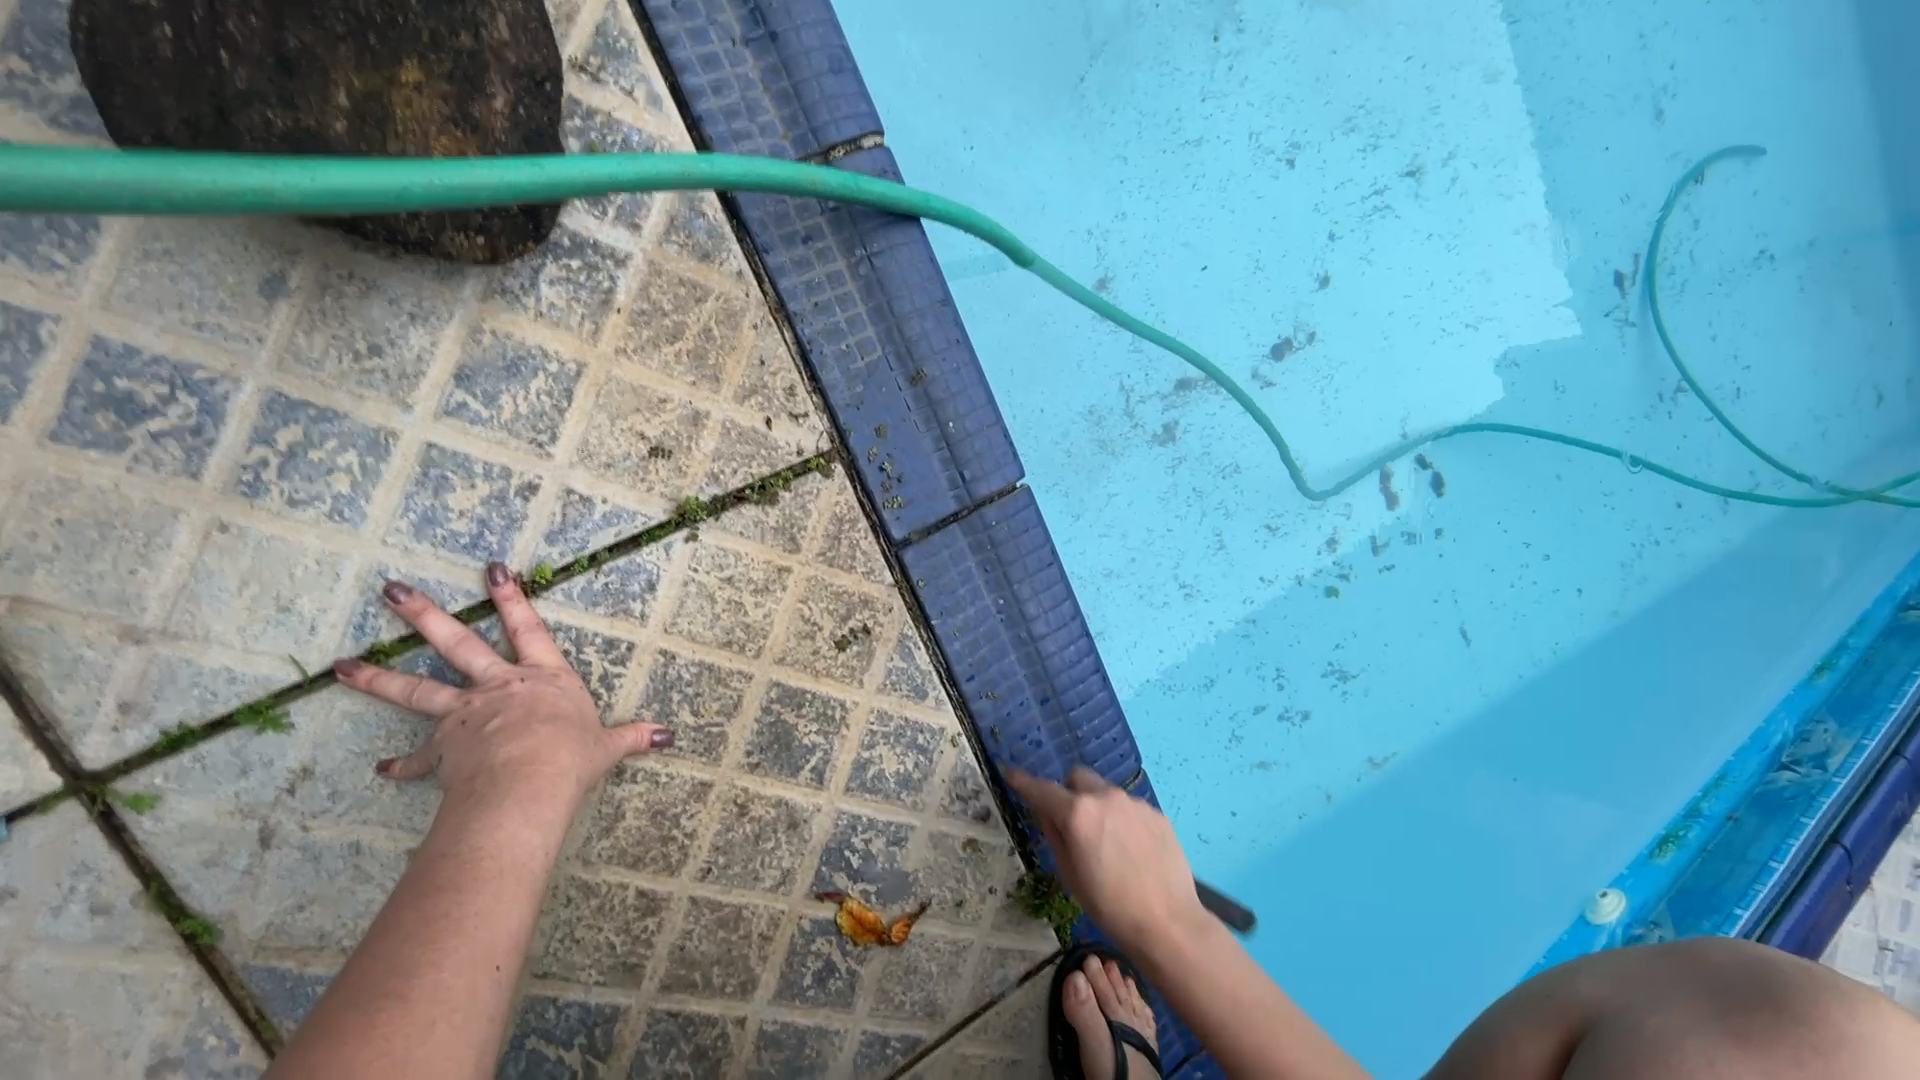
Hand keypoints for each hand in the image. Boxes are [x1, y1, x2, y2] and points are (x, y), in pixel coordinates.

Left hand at [331, 562, 672, 811]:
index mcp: (543, 679)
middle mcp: (499, 687)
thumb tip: (669, 736)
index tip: (492, 571)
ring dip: (378, 678)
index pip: (527, 628)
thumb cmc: (572, 757)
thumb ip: (633, 737)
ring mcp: (467, 715)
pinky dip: (405, 764)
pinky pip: (420, 757)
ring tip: (340, 666)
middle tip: (393, 589)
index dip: (511, 599)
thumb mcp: (607, 746)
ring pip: (416, 689)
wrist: (528, 783)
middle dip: (425, 614)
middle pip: (457, 644)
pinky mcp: (445, 749)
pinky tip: (384, 769)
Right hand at [1006, 765, 1207, 949]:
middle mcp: (1106, 798)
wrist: (1167, 922)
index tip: (1012, 775)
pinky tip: (1132, 852)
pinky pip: (1130, 808)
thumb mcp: (1069, 874)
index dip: (1024, 783)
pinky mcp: (1157, 814)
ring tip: (1108, 845)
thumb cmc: (1109, 906)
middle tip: (1071, 822)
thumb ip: (1054, 835)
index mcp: (1077, 813)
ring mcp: (1135, 804)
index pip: (1042, 790)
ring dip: (1098, 808)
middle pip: (1077, 778)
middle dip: (1068, 792)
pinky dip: (1122, 821)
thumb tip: (1047, 812)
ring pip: (1106, 793)